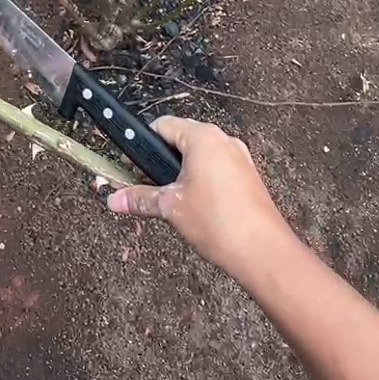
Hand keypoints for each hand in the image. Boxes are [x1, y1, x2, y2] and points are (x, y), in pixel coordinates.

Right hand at [106, 117, 294, 281]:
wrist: (265, 254)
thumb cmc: (218, 223)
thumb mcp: (171, 208)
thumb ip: (140, 198)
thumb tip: (113, 200)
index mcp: (202, 137)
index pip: (162, 125)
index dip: (144, 144)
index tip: (135, 165)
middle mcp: (223, 139)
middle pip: (182, 138)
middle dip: (164, 160)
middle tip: (153, 186)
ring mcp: (240, 157)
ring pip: (201, 154)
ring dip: (184, 171)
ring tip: (176, 200)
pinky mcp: (249, 176)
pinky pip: (218, 167)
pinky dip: (203, 180)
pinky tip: (199, 207)